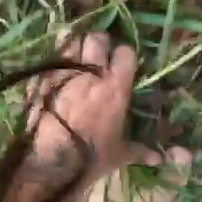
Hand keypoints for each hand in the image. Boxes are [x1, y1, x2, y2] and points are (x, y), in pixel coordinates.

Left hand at [33, 32, 156, 177]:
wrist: (52, 164)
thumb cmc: (91, 158)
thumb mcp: (120, 155)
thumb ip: (140, 151)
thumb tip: (160, 159)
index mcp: (116, 87)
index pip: (126, 52)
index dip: (124, 55)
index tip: (121, 64)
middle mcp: (92, 74)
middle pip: (97, 38)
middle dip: (99, 43)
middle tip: (98, 56)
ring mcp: (65, 73)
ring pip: (72, 41)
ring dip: (76, 46)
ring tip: (77, 56)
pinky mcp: (42, 79)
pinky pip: (51, 57)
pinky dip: (55, 59)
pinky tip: (56, 68)